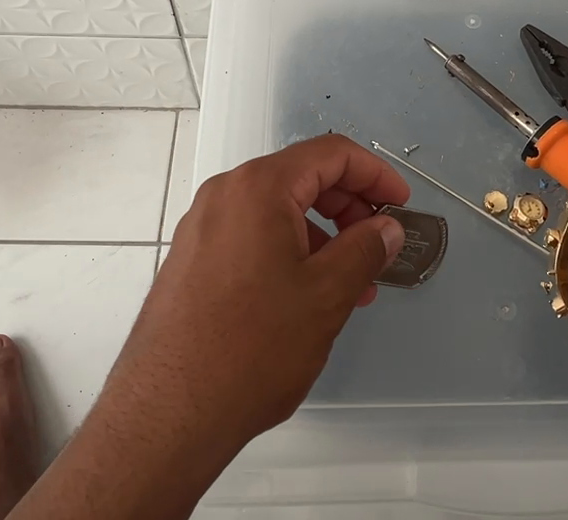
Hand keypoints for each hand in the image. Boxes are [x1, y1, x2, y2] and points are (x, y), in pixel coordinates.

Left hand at [20, 134, 407, 519]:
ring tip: (350, 284)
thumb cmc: (254, 345)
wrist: (167, 413)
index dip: (375, 174)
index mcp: (259, 186)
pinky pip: (251, 235)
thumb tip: (385, 227)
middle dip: (349, 206)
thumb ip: (365, 249)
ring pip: (277, 210)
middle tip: (378, 246)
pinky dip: (288, 250)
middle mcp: (225, 194)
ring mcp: (202, 226)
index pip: (330, 155)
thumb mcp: (327, 295)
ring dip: (322, 235)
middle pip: (301, 177)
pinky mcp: (191, 259)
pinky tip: (307, 296)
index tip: (401, 205)